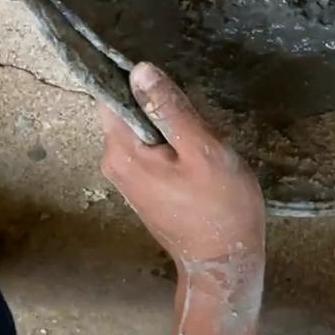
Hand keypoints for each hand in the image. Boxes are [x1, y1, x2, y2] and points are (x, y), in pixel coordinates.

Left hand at [100, 63, 266, 267]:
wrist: (224, 265)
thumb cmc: (219, 207)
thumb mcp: (202, 150)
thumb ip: (170, 108)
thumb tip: (140, 69)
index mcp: (122, 151)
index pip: (111, 95)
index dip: (133, 77)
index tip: (163, 69)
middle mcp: (115, 163)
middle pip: (126, 110)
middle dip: (156, 100)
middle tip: (192, 104)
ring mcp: (127, 177)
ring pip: (141, 128)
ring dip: (165, 120)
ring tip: (197, 125)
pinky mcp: (143, 186)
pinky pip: (148, 146)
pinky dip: (168, 139)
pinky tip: (193, 145)